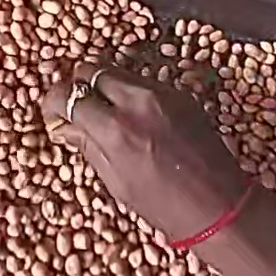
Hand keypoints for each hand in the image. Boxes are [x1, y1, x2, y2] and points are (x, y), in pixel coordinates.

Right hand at [40, 63, 249, 241]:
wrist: (221, 207)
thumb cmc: (165, 206)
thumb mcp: (115, 181)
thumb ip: (87, 145)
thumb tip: (64, 125)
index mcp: (115, 130)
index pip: (68, 95)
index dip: (54, 101)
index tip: (53, 110)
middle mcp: (137, 103)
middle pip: (91, 68)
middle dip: (78, 85)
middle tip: (77, 107)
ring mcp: (162, 95)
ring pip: (117, 71)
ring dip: (104, 86)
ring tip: (105, 112)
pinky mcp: (180, 95)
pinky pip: (143, 82)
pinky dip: (130, 93)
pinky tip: (134, 118)